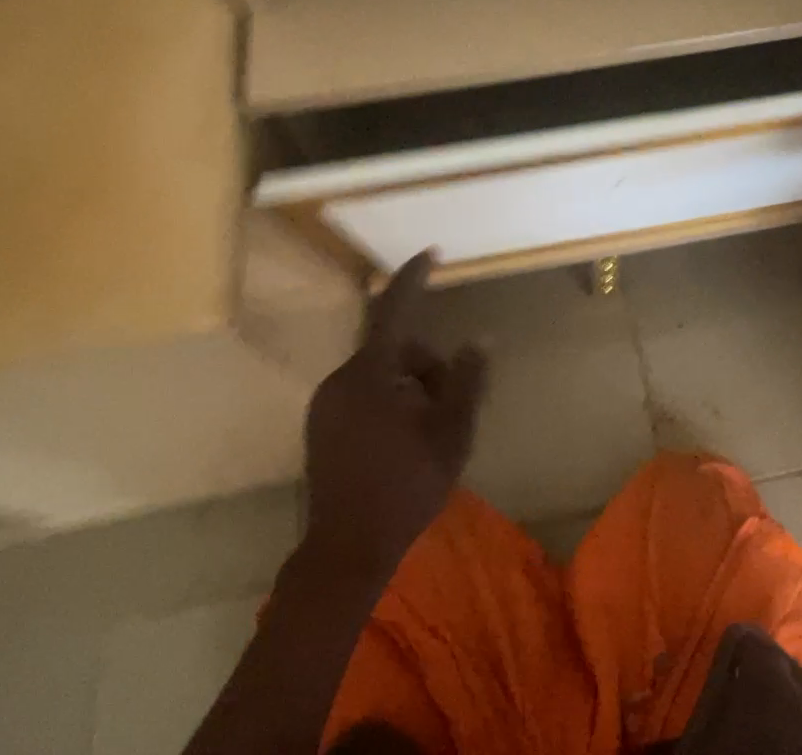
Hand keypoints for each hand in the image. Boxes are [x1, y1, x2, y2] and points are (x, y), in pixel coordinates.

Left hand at [301, 252, 486, 578]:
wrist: (348, 547)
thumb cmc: (406, 486)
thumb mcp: (452, 433)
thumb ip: (468, 381)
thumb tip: (481, 340)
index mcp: (370, 373)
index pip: (393, 310)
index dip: (413, 279)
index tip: (431, 254)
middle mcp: (340, 379)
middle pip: (395, 351)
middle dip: (429, 368)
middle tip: (453, 411)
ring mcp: (326, 405)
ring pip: (381, 376)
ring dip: (411, 390)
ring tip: (431, 435)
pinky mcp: (321, 427)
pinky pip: (364, 397)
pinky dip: (390, 405)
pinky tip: (405, 444)